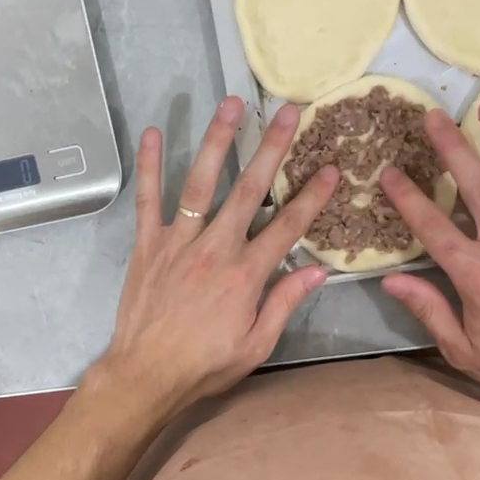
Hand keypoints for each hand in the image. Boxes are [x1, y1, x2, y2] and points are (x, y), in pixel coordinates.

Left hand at [92, 96, 340, 416]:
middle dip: (272, 148)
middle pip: (249, 190)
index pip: (288, 227)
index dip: (312, 196)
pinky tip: (150, 133)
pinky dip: (149, 166)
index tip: (331, 168)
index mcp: (246, 275)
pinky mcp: (148, 246)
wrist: (147, 375)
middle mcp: (215, 248)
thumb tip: (318, 271)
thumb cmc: (205, 366)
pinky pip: (148, 200)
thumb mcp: (256, 345)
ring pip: (200, 182)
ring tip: (231, 104)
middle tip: (289, 112)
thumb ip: (284, 303)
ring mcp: (178, 242)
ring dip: (217, 141)